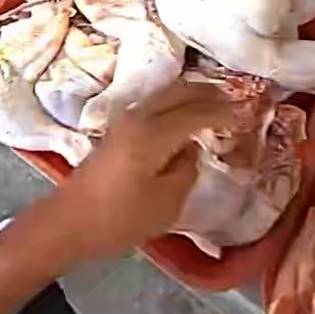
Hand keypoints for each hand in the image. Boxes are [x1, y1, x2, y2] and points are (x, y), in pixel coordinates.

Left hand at [9, 82, 239, 269]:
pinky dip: (175, 102)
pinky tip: (185, 115)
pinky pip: (155, 103)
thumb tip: (192, 147)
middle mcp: (138, 117)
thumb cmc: (119, 219)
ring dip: (191, 94)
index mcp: (152, 134)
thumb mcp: (165, 204)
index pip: (195, 112)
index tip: (245, 113)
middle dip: (208, 93)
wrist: (69, 221)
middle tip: (235, 99)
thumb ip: (186, 169)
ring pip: (165, 94)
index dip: (222, 111)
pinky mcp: (118, 129)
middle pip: (179, 92)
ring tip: (216, 103)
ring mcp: (125, 120)